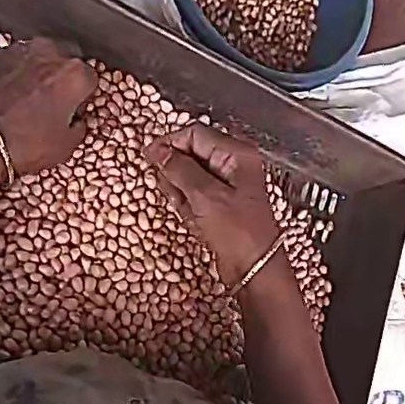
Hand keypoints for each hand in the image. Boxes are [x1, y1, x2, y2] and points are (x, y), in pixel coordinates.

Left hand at [0, 38, 96, 173]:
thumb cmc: (24, 142)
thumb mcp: (65, 147)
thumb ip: (78, 128)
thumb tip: (76, 122)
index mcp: (75, 75)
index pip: (91, 79)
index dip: (85, 96)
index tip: (78, 109)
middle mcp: (51, 54)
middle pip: (67, 61)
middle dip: (65, 79)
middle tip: (58, 104)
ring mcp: (22, 51)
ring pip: (41, 58)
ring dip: (42, 74)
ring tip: (34, 101)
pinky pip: (18, 62)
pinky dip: (19, 74)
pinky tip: (15, 96)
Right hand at [144, 125, 280, 289]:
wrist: (254, 268)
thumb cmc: (237, 231)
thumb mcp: (205, 196)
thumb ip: (179, 168)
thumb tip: (157, 150)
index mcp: (236, 154)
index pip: (195, 134)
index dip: (170, 144)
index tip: (150, 158)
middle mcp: (232, 165)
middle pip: (190, 155)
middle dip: (176, 173)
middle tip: (174, 193)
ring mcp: (226, 186)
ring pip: (189, 178)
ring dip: (181, 193)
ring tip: (188, 211)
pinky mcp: (219, 205)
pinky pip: (194, 197)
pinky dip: (188, 206)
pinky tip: (194, 221)